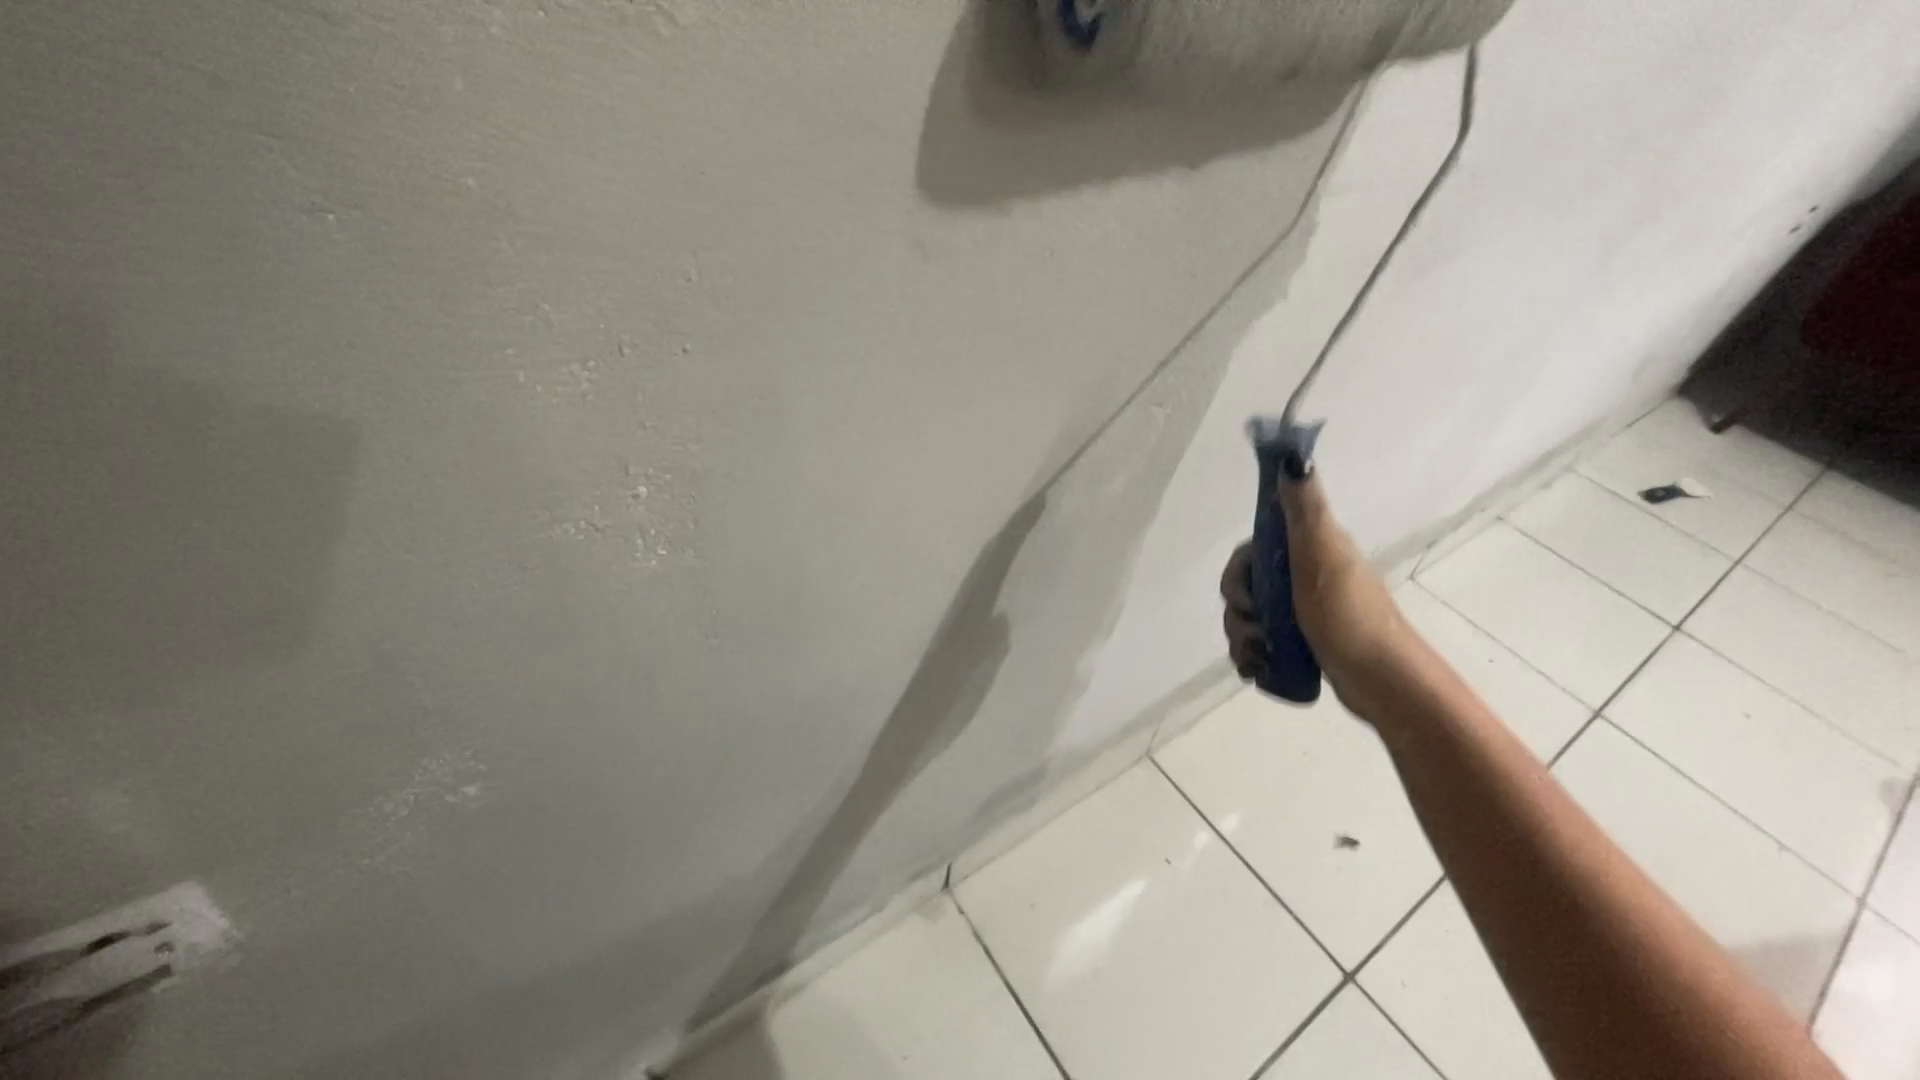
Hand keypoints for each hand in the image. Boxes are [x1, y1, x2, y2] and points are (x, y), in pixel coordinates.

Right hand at [1220, 469, 1410, 719]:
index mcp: (1309, 551)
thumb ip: (1304, 508)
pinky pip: (1259, 645)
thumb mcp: (1323, 554)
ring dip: (1243, 638)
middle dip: (1239, 611)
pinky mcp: (1302, 645)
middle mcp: (1304, 578)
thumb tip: (1292, 455)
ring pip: (1248, 619)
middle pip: (1245, 588)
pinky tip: (1257, 668)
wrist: (1380, 680)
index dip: (1237, 573)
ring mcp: (1303, 614)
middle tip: (1257, 629)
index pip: (1250, 553)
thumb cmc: (1348, 616)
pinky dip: (1251, 657)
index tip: (1245, 594)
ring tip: (1261, 655)